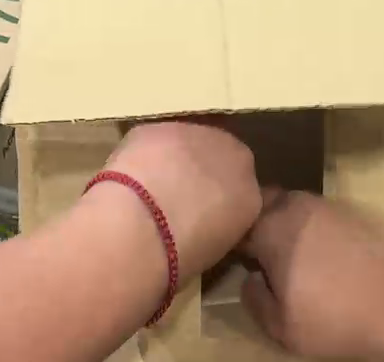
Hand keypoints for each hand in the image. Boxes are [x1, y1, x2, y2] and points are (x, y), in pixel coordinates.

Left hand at [97, 120, 260, 273]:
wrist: (141, 228)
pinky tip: (133, 175)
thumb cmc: (178, 258)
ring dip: (175, 158)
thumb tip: (201, 221)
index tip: (201, 215)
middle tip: (176, 197)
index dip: (218, 200)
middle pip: (220, 156)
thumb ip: (217, 224)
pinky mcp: (162, 125)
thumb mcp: (213, 249)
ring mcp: (198, 133)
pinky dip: (147, 153)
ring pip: (189, 142)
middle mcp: (233, 155)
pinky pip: (158, 138)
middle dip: (202, 171)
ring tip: (151, 187)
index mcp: (251, 196)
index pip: (241, 191)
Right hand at [240, 189, 383, 359]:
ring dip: (283, 220)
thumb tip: (250, 278)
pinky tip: (317, 251)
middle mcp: (294, 205)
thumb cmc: (333, 318)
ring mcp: (323, 204)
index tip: (235, 257)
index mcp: (271, 227)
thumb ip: (255, 299)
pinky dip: (308, 224)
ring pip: (290, 202)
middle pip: (263, 201)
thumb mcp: (282, 326)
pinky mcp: (348, 210)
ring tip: (287, 251)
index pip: (238, 223)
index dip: (232, 239)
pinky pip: (315, 211)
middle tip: (258, 250)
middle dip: (256, 219)